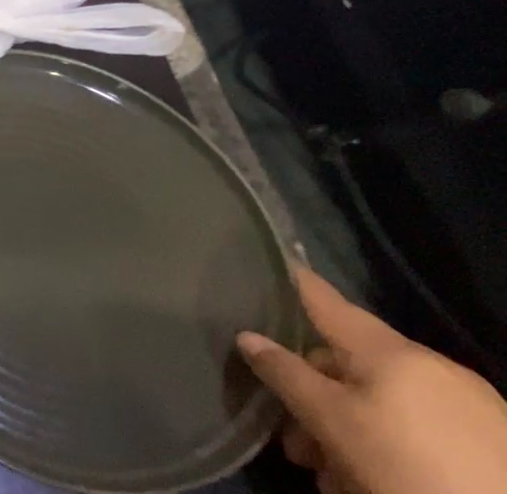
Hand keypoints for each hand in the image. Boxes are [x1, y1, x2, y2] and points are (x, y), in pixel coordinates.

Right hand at [238, 267, 506, 493]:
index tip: (271, 259)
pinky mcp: (490, 441)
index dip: (294, 281)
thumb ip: (285, 374)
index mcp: (391, 351)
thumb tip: (248, 337)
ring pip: (379, 401)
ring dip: (343, 426)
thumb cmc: (407, 461)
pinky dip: (384, 442)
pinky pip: (416, 426)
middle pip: (348, 364)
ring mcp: (467, 404)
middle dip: (311, 395)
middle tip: (292, 437)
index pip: (327, 300)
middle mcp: (429, 366)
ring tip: (331, 470)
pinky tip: (372, 476)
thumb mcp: (332, 420)